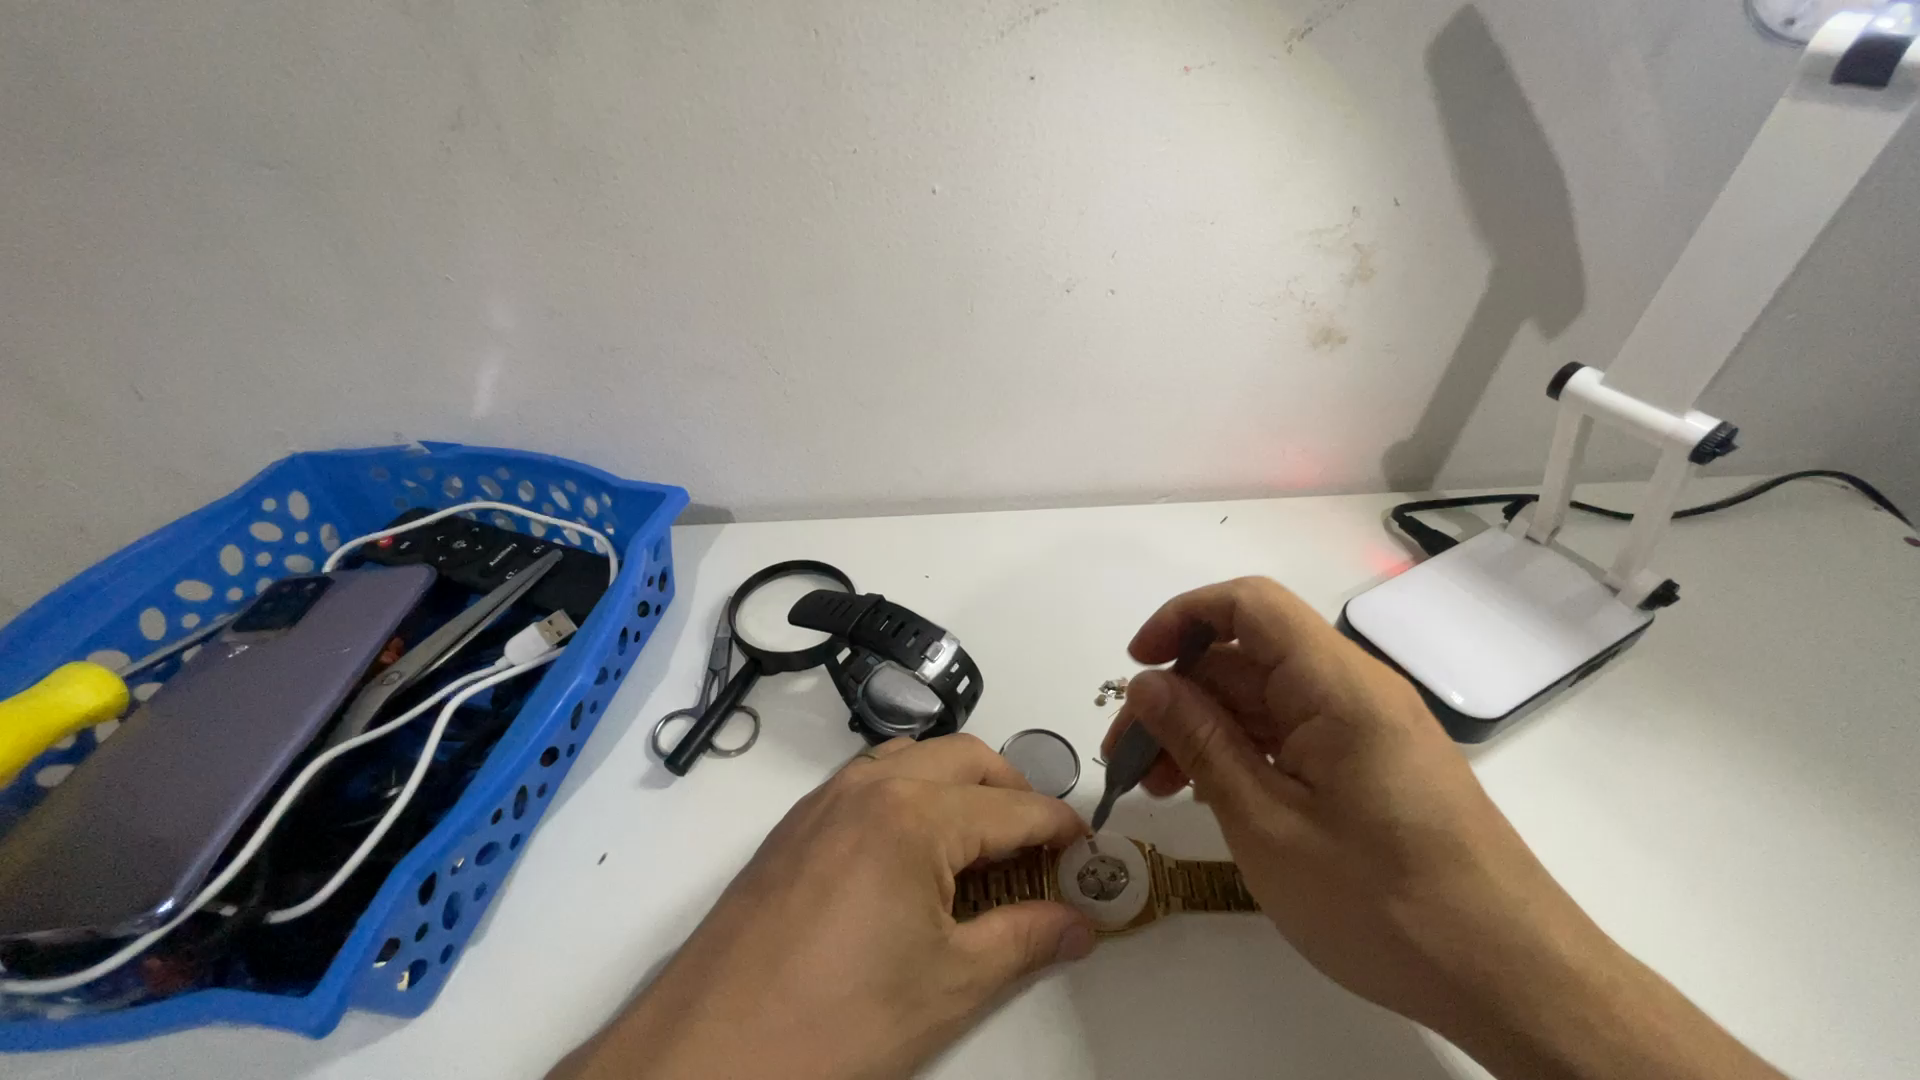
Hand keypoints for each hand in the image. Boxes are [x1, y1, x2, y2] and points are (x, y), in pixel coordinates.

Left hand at [554, 735, 1092, 1079]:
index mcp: (916, 815)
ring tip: (977, 844)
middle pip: (967, 758)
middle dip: (1013, 791)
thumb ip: (1026, 940)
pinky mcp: (795, 822)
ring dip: (958, 783)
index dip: (1060, 827)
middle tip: (1037, 846)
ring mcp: (826, 798)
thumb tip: (1082, 924)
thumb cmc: (840, 1021)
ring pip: (914, 757)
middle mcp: (871, 785)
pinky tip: (911, 852)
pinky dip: (909, 792)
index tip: (1088, 850)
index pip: (1013, 807)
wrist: (710, 1053)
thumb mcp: (950, 985)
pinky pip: (869, 778)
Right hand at [1105, 577, 1784, 1079]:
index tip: (1137, 666)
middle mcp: (1354, 690)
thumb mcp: (1267, 825)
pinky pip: (1292, 734)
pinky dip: (1242, 753)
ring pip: (1263, 699)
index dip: (1182, 618)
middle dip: (1178, 695)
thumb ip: (1201, 742)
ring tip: (1158, 787)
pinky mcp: (1372, 763)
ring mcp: (1366, 728)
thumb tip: (1148, 683)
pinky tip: (1211, 795)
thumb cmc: (1383, 904)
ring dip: (1204, 730)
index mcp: (1337, 686)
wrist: (1515, 981)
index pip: (1249, 604)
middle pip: (1245, 658)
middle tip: (1128, 758)